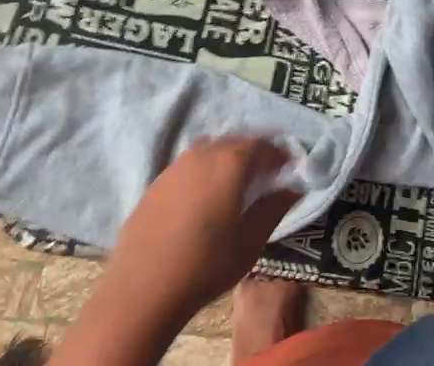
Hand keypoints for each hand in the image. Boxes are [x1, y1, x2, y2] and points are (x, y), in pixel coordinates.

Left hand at [110, 137, 302, 320]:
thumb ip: (274, 208)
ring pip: (209, 151)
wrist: (141, 290)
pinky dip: (204, 173)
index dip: (280, 154)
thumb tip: (292, 188)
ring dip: (227, 160)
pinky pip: (188, 167)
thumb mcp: (250, 241)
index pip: (263, 145)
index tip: (290, 168)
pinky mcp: (155, 184)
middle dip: (255, 153)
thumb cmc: (205, 265)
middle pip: (235, 142)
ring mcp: (174, 167)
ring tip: (236, 186)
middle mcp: (202, 154)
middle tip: (267, 175)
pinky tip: (204, 199)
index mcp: (230, 162)